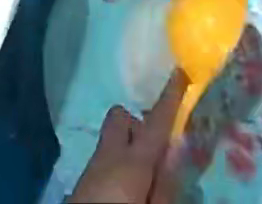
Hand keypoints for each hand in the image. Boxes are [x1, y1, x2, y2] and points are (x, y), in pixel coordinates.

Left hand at [68, 71, 188, 203]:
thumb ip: (165, 188)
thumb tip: (173, 158)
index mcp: (131, 163)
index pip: (155, 121)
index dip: (170, 96)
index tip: (180, 71)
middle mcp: (107, 157)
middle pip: (120, 118)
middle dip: (138, 125)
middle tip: (157, 151)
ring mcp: (90, 171)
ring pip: (110, 143)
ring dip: (127, 150)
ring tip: (145, 181)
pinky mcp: (81, 190)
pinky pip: (103, 164)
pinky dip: (117, 169)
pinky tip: (127, 194)